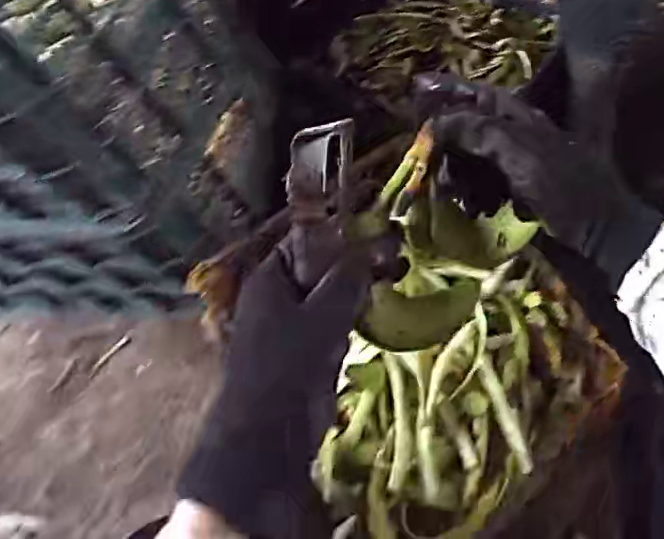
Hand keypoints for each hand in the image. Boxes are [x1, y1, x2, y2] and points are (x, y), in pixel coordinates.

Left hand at [177, 239, 371, 537]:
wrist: (268, 437)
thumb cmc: (288, 363)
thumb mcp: (324, 311)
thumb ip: (350, 274)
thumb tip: (376, 246)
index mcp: (271, 278)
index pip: (307, 237)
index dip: (341, 229)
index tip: (377, 226)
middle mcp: (280, 293)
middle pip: (323, 263)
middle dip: (358, 257)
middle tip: (393, 251)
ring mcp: (295, 320)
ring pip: (334, 288)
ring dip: (362, 282)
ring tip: (395, 272)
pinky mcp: (310, 345)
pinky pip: (337, 314)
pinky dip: (358, 307)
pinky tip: (383, 301)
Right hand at [418, 76, 661, 285]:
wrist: (599, 230)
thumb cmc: (565, 186)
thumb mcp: (521, 153)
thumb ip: (482, 132)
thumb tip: (439, 121)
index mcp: (522, 118)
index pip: (480, 95)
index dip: (450, 88)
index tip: (418, 85)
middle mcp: (519, 135)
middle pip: (472, 125)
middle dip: (447, 139)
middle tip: (426, 157)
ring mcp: (518, 164)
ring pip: (474, 157)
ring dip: (457, 171)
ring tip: (449, 190)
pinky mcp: (519, 191)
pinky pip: (484, 185)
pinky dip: (472, 193)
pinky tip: (470, 207)